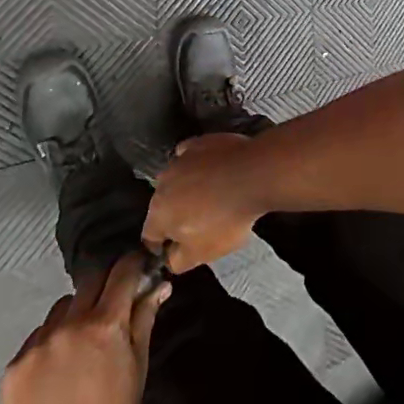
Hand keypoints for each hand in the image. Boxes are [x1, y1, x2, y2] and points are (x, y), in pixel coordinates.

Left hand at [0, 251, 171, 403]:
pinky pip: (38, 335)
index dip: (133, 263)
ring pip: (62, 306)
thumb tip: (159, 285)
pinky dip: (52, 340)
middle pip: (90, 279)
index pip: (123, 271)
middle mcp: (70, 323)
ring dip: (76, 312)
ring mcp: (38, 342)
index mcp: (105, 324)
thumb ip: (145, 321)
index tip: (139, 265)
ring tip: (81, 342)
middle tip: (113, 303)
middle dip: (106, 283)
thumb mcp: (137, 370)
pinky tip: (57, 368)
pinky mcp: (15, 364)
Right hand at [143, 134, 264, 272]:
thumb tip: (169, 258)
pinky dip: (198, 163)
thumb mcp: (203, 254)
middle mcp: (161, 183)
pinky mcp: (199, 142)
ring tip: (211, 194)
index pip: (150, 236)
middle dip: (176, 215)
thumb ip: (178, 261)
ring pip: (177, 179)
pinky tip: (213, 168)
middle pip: (163, 205)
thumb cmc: (227, 218)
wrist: (254, 175)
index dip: (162, 246)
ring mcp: (180, 159)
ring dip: (187, 188)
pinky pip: (191, 155)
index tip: (180, 248)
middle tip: (200, 222)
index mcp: (157, 213)